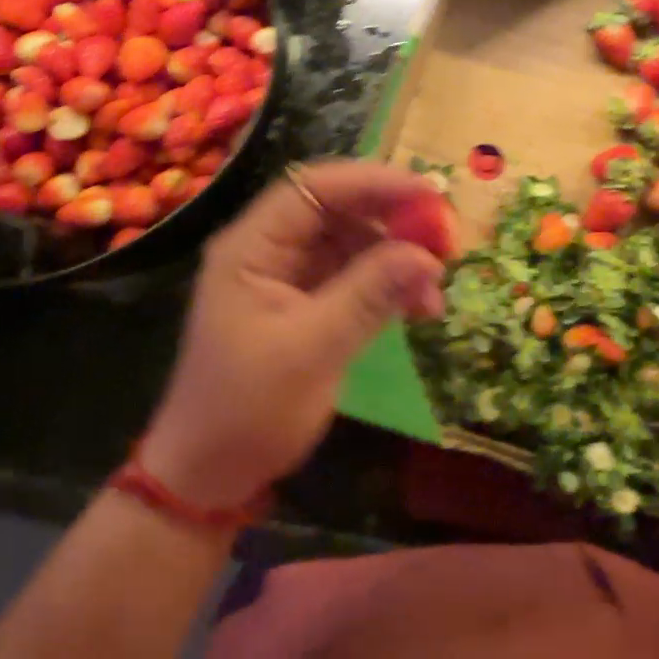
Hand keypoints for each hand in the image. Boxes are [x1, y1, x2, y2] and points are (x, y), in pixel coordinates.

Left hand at [137, 162, 446, 510]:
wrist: (212, 475)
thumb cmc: (248, 410)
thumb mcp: (312, 349)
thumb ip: (369, 295)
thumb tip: (427, 256)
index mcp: (252, 246)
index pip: (314, 188)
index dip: (373, 182)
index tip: (430, 196)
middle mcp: (270, 249)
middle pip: (339, 209)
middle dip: (394, 220)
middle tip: (446, 242)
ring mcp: (289, 276)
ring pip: (354, 242)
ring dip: (398, 257)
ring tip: (435, 290)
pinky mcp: (308, 304)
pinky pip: (356, 276)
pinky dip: (389, 285)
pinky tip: (420, 309)